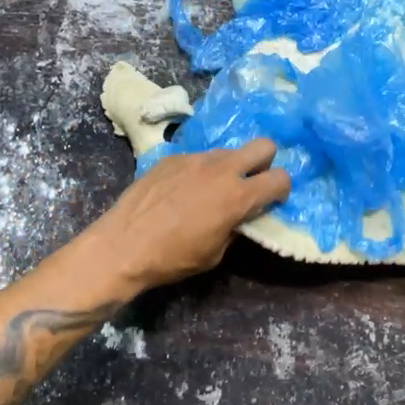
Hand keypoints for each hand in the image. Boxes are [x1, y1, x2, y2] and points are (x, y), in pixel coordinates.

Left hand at [74, 139, 290, 295]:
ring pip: (228, 152)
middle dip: (264, 163)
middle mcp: (222, 169)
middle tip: (250, 183)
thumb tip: (240, 216)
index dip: (281, 189)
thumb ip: (235, 227)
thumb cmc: (172, 258)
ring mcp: (196, 158)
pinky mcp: (173, 157)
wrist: (122, 245)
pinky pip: (198, 158)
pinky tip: (180, 192)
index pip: (281, 178)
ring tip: (209, 191)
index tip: (271, 200)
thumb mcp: (214, 254)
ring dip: (229, 168)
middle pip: (264, 145)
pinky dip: (198, 172)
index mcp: (237, 196)